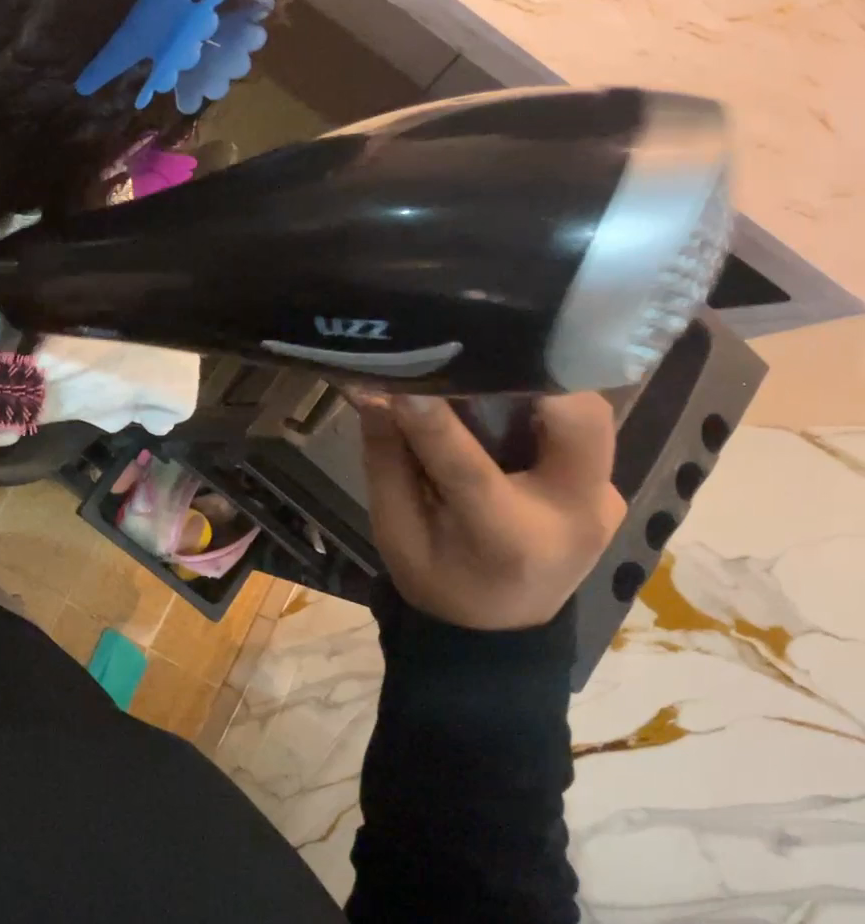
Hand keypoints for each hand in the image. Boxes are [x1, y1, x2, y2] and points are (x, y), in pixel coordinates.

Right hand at [357, 393, 626, 631]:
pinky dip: (541, 412)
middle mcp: (572, 516)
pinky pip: (578, 437)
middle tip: (478, 351)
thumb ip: (386, 461)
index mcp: (506, 538)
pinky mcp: (608, 491)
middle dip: (535, 377)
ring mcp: (602, 502)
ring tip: (486, 369)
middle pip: (580, 424)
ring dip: (539, 387)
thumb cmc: (436, 581)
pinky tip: (504, 406)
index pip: (469, 468)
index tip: (401, 383)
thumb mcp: (394, 529)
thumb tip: (373, 393)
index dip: (433, 420)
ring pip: (589, 420)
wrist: (499, 631)